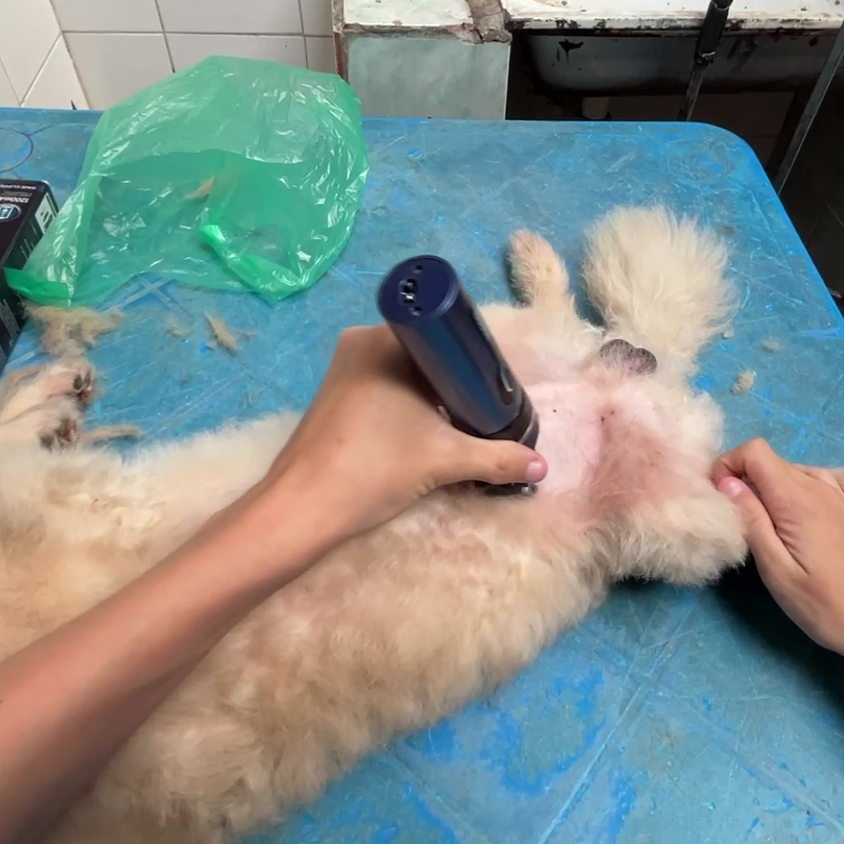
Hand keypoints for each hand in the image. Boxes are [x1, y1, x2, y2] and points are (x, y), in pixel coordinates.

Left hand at [262, 325, 544, 539]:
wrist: (301, 510)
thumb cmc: (374, 468)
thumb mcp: (446, 460)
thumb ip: (498, 459)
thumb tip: (542, 468)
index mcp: (386, 339)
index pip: (447, 333)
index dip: (478, 358)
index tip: (498, 387)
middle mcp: (362, 341)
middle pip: (429, 353)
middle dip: (459, 381)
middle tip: (486, 411)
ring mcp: (344, 368)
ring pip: (406, 372)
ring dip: (434, 396)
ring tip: (462, 423)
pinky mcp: (333, 394)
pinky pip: (385, 386)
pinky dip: (409, 404)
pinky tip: (424, 431)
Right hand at [714, 439, 843, 671]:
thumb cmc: (830, 607)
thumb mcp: (778, 572)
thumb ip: (751, 521)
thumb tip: (727, 482)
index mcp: (798, 497)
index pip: (754, 450)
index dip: (728, 465)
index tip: (719, 500)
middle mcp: (819, 487)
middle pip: (769, 460)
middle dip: (742, 480)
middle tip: (735, 523)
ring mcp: (837, 498)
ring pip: (788, 472)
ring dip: (765, 490)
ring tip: (760, 530)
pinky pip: (808, 486)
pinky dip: (787, 496)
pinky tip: (790, 529)